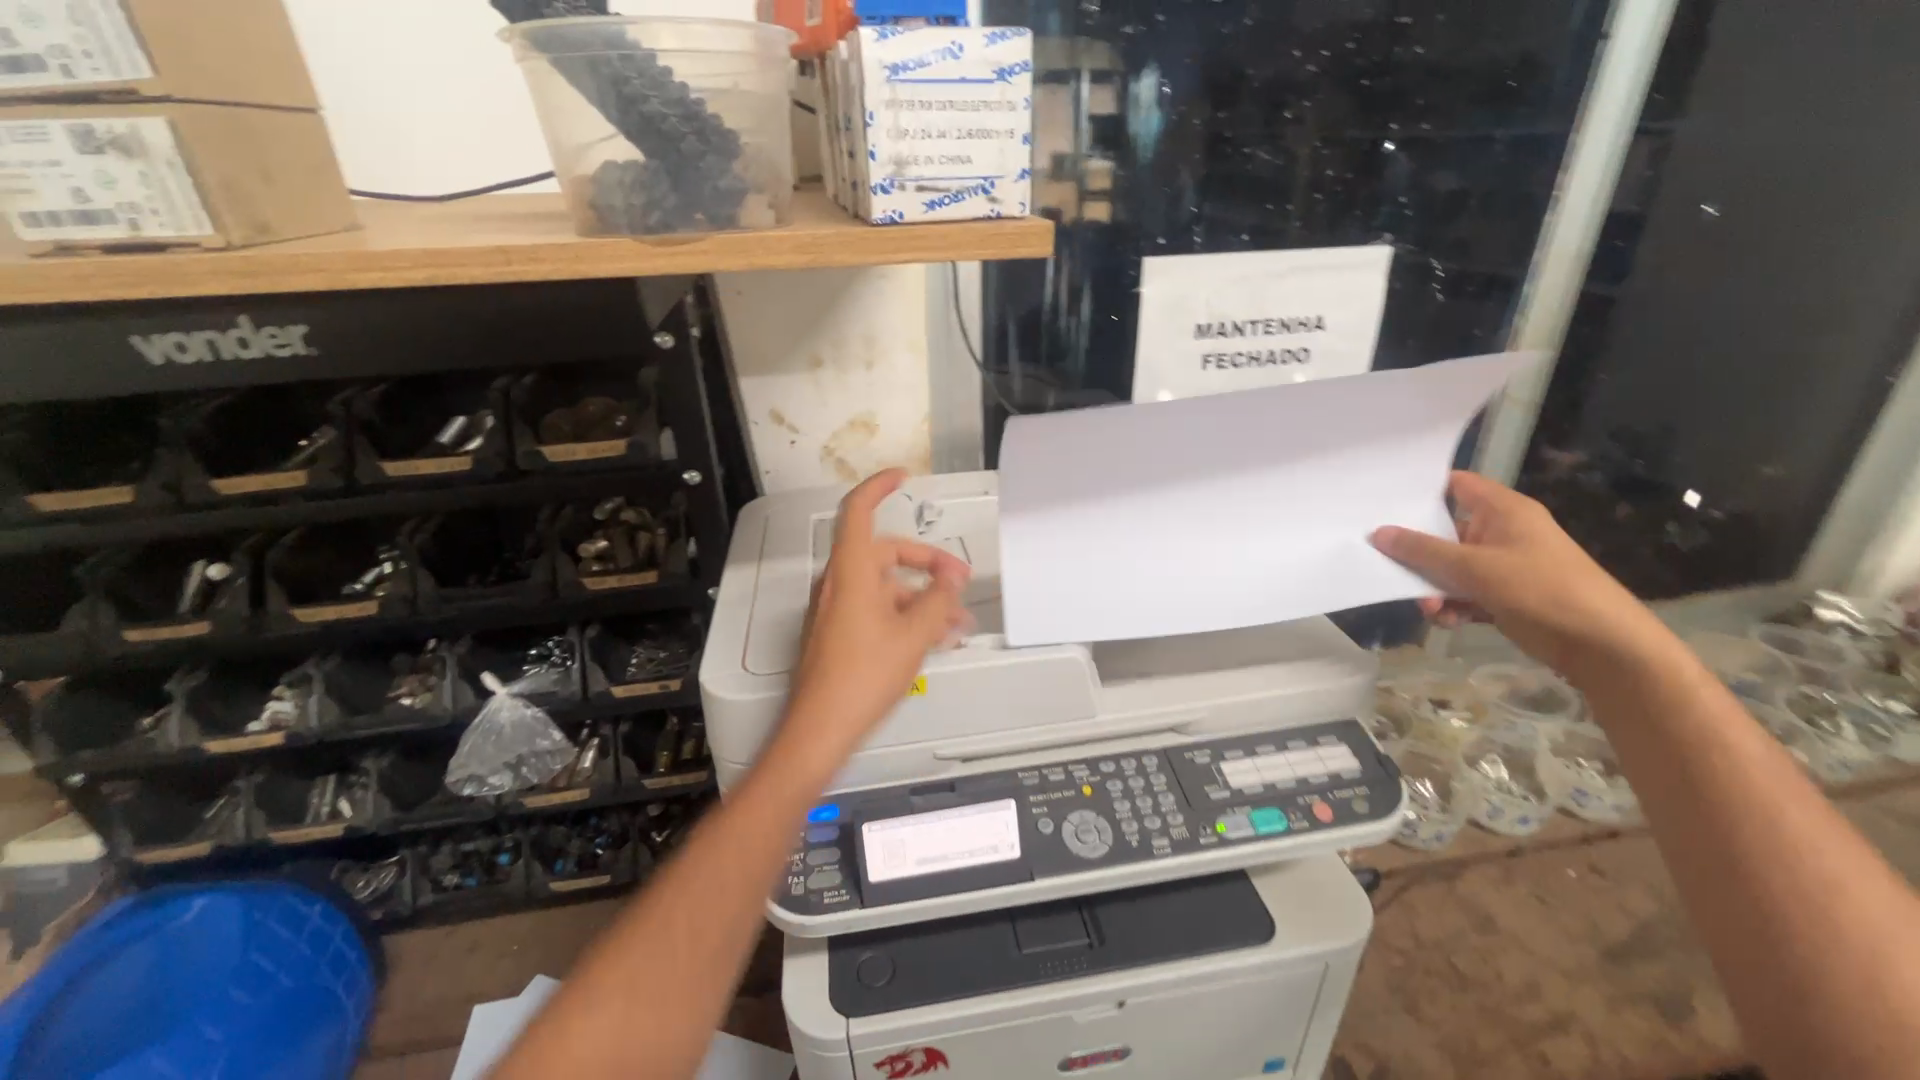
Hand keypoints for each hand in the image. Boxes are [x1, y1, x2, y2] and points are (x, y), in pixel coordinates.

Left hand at [784, 469, 970, 754]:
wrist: (820, 727)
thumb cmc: (863, 677)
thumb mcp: (914, 637)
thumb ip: (938, 602)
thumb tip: (950, 580)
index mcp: (851, 572)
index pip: (858, 511)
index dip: (879, 487)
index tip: (903, 477)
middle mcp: (837, 583)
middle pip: (884, 554)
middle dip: (927, 564)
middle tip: (960, 582)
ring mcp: (834, 609)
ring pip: (884, 587)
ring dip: (921, 597)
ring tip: (956, 623)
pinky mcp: (835, 633)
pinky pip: (874, 609)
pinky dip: (903, 615)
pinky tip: (932, 639)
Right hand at [1370, 470, 1671, 683]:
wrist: (1599, 642)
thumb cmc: (1540, 589)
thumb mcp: (1474, 568)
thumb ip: (1422, 551)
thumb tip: (1378, 533)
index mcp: (1502, 511)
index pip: (1455, 485)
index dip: (1421, 491)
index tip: (1382, 504)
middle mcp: (1502, 532)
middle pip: (1445, 532)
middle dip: (1418, 554)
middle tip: (1390, 569)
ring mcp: (1504, 565)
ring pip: (1451, 568)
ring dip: (1434, 588)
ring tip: (1429, 610)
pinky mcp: (1506, 595)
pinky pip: (1466, 594)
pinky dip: (1453, 606)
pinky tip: (1449, 621)